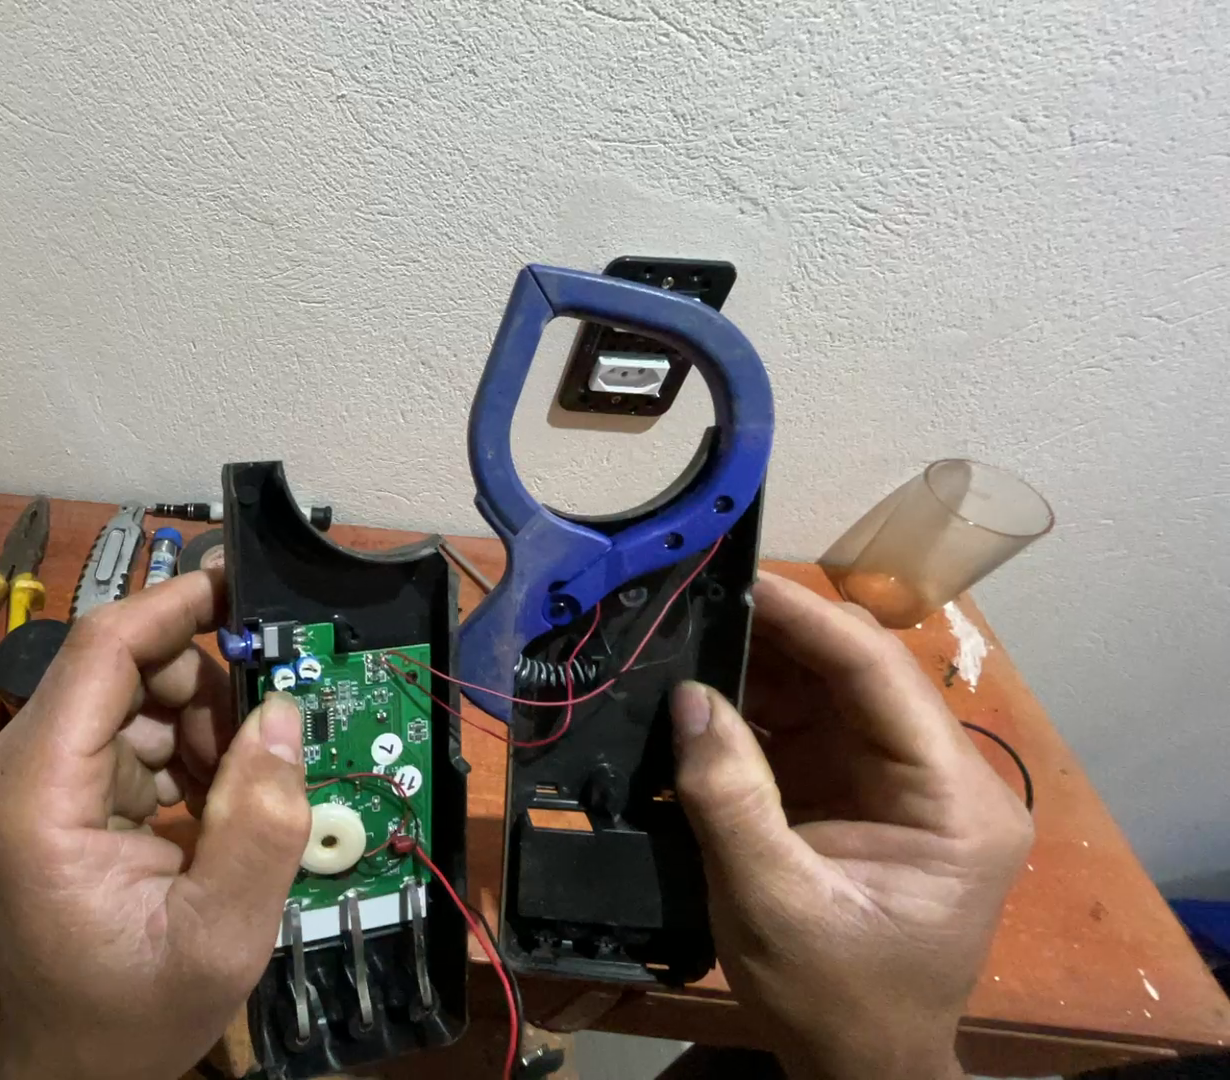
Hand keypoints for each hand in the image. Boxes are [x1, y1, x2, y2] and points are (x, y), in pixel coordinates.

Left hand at [0, 569, 312, 1079]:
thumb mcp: (219, 940)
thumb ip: (260, 827)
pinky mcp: (67, 783)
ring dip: (202, 719)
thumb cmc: (130, 1014)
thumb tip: (281, 715)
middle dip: (203, 682)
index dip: (172, 606)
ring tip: (238, 789)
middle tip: (263, 733)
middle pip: (123, 663)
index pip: (100, 650)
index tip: (242, 589)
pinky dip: (188, 744)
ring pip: (139, 689)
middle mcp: (26, 763)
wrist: (75, 1063)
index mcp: (37, 791)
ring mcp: (44, 770)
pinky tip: (213, 799)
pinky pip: (138, 725)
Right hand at [670, 574, 1031, 1079]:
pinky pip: (782, 717)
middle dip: (771, 630)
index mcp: (949, 799)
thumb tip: (687, 698)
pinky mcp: (831, 781)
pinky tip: (686, 682)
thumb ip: (729, 798)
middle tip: (689, 599)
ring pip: (810, 684)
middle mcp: (923, 770)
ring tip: (676, 630)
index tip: (736, 581)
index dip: (808, 620)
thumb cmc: (832, 991)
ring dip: (744, 659)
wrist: (847, 1052)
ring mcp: (876, 772)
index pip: (880, 677)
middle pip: (847, 668)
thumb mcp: (774, 900)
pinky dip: (733, 697)